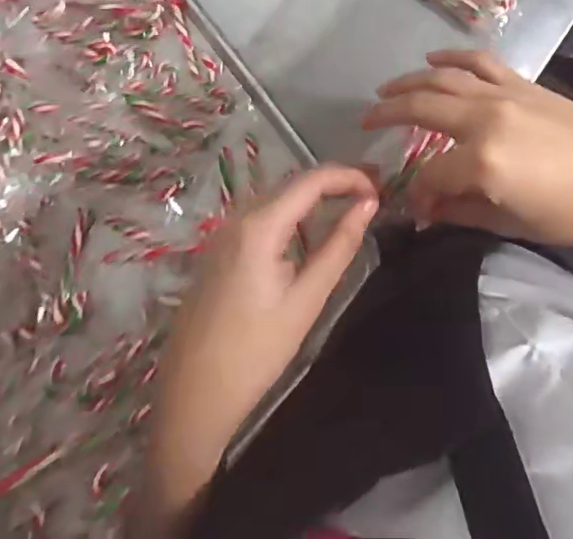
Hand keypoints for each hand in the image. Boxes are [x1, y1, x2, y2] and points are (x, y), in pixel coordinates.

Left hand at [141, 167, 377, 536]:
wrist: (193, 396)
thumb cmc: (255, 352)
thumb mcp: (306, 300)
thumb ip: (339, 247)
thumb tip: (368, 205)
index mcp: (259, 226)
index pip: (311, 180)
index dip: (349, 177)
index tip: (379, 191)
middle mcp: (237, 217)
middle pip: (292, 184)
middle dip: (333, 184)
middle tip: (371, 198)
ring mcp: (222, 232)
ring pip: (275, 199)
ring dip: (312, 199)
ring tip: (348, 209)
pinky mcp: (217, 250)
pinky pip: (260, 218)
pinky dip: (290, 216)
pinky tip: (308, 234)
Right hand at [360, 50, 572, 256]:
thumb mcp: (510, 221)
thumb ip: (459, 209)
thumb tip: (425, 207)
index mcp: (482, 161)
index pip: (428, 173)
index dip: (415, 190)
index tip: (413, 204)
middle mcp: (486, 118)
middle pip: (422, 109)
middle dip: (388, 114)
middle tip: (366, 120)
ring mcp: (505, 95)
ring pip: (443, 79)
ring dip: (410, 81)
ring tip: (386, 90)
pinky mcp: (523, 85)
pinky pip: (480, 62)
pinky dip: (452, 58)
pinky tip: (433, 60)